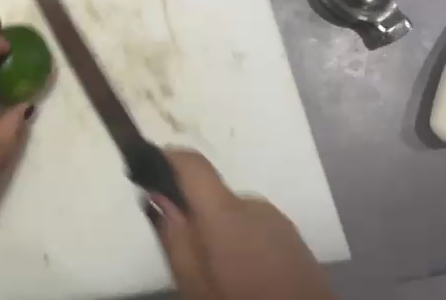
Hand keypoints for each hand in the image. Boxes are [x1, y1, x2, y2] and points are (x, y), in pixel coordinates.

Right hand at [145, 149, 334, 299]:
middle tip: (186, 255)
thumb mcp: (195, 287)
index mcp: (226, 213)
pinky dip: (245, 245)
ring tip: (221, 277)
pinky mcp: (297, 243)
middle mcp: (254, 206)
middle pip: (213, 195)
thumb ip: (174, 238)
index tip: (148, 172)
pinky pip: (258, 230)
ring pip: (235, 215)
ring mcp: (280, 223)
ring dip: (222, 234)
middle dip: (195, 215)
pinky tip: (247, 280)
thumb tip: (158, 196)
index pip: (192, 163)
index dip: (168, 159)